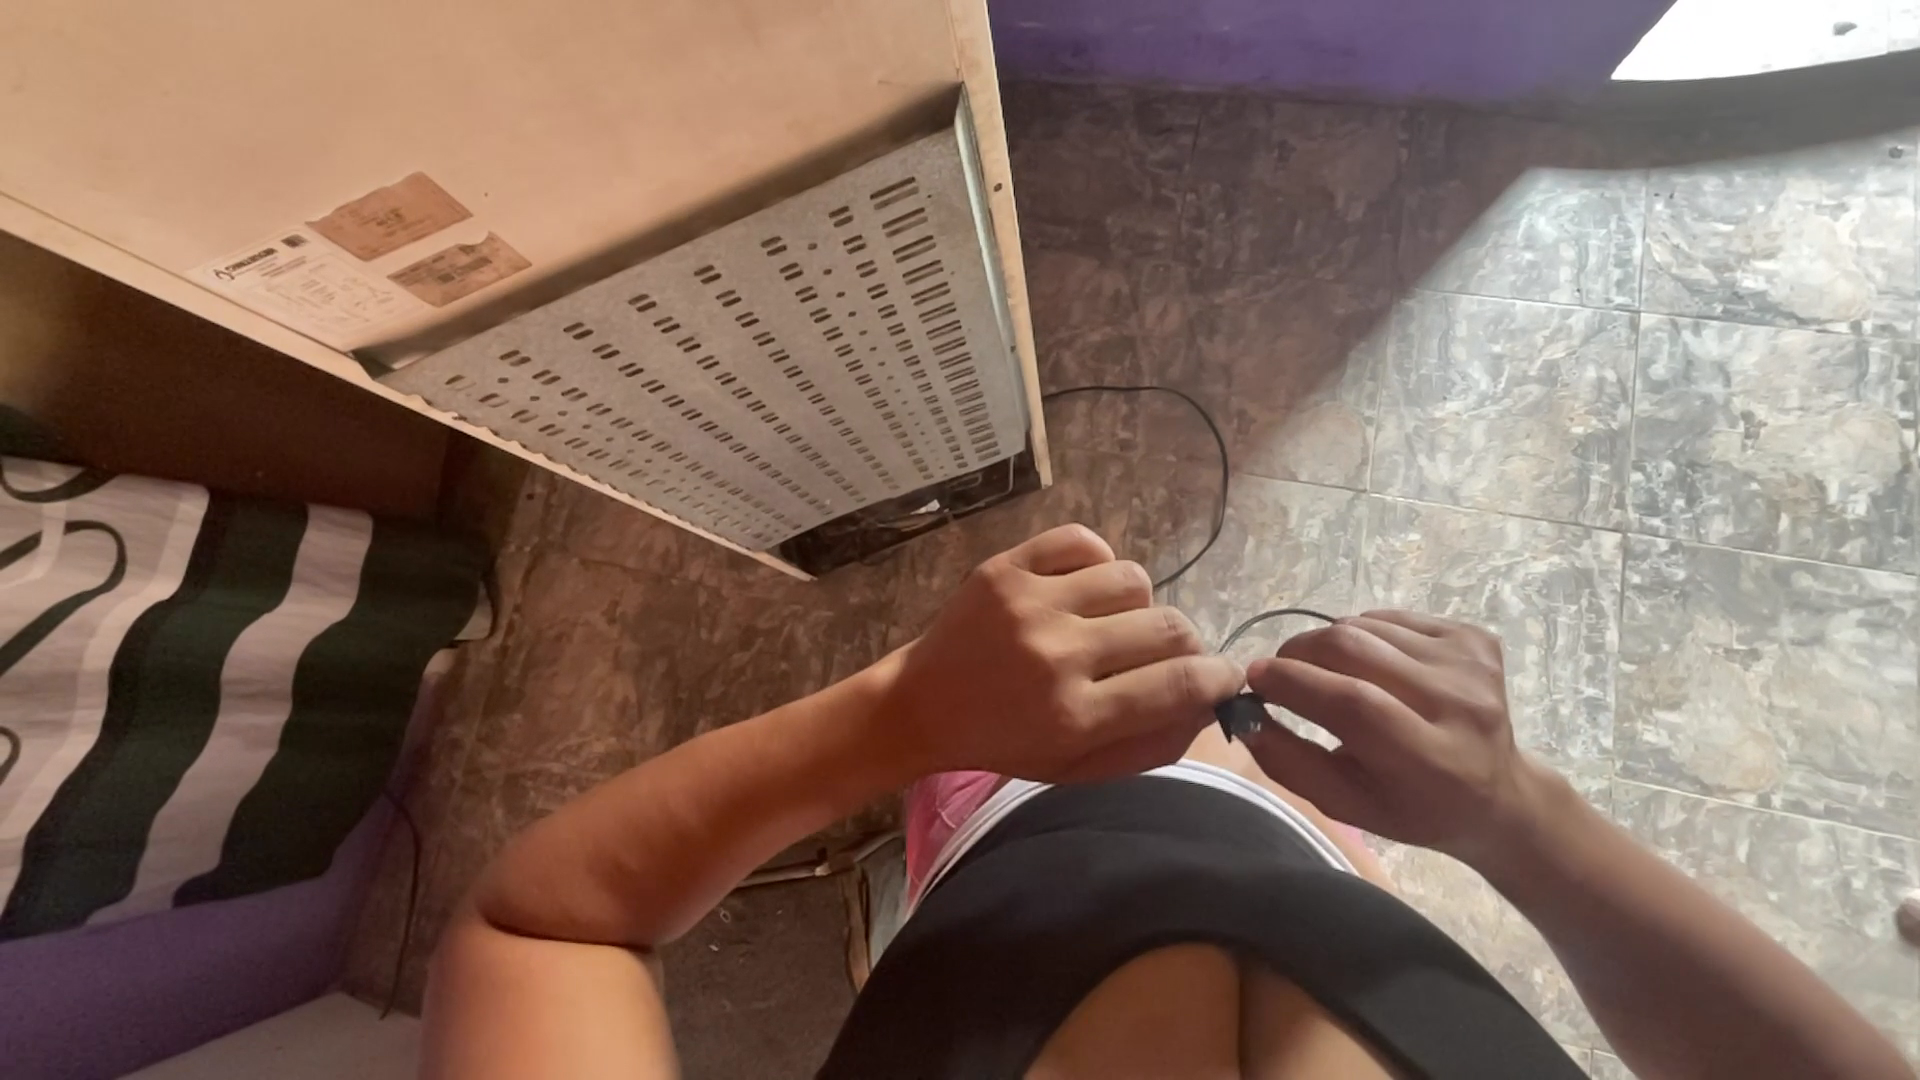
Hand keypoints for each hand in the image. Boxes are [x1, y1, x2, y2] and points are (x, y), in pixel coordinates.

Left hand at [883, 524, 1242, 782]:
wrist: (922, 703)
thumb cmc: (1005, 742)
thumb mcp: (1079, 768)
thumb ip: (1151, 743)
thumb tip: (1212, 702)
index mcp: (1074, 716)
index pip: (1180, 685)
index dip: (1219, 679)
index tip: (1225, 677)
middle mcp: (1055, 654)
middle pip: (1169, 627)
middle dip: (1185, 644)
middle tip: (1166, 655)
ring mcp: (1028, 603)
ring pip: (1133, 580)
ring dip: (1137, 606)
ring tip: (1112, 624)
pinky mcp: (1005, 566)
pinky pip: (1083, 540)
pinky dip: (1097, 562)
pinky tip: (1084, 590)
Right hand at [1240, 610, 1556, 864]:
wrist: (1497, 795)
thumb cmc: (1408, 806)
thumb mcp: (1342, 802)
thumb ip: (1286, 760)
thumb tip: (1242, 713)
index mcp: (1429, 759)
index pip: (1351, 702)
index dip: (1292, 682)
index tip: (1254, 679)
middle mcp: (1459, 705)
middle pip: (1351, 648)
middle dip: (1297, 653)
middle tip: (1281, 673)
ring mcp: (1470, 665)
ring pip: (1362, 626)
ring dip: (1324, 643)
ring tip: (1325, 671)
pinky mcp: (1475, 638)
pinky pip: (1387, 618)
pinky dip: (1358, 633)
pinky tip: (1367, 663)